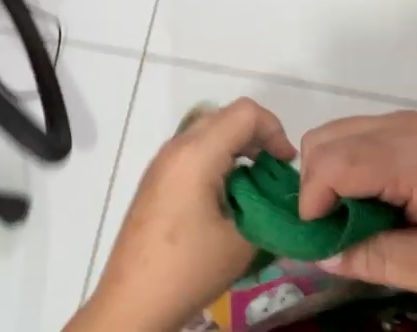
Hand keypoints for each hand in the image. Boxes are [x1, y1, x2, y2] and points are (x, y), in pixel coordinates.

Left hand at [83, 99, 297, 331]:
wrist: (131, 304)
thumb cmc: (188, 269)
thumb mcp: (241, 242)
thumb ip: (269, 210)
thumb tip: (281, 197)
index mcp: (196, 153)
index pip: (245, 112)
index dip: (274, 130)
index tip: (286, 165)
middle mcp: (176, 147)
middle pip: (226, 117)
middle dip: (258, 137)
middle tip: (275, 172)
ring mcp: (162, 162)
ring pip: (208, 132)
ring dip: (237, 148)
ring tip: (255, 186)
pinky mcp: (156, 180)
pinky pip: (193, 151)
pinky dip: (217, 160)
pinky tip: (226, 197)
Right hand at [298, 111, 416, 302]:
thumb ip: (379, 260)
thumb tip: (323, 254)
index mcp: (410, 159)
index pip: (331, 163)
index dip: (311, 202)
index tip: (319, 243)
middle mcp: (401, 127)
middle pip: (324, 140)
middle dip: (313, 187)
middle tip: (333, 234)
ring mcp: (407, 122)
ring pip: (336, 133)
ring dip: (328, 174)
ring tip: (352, 221)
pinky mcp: (413, 126)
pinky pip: (357, 133)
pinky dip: (346, 163)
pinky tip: (372, 201)